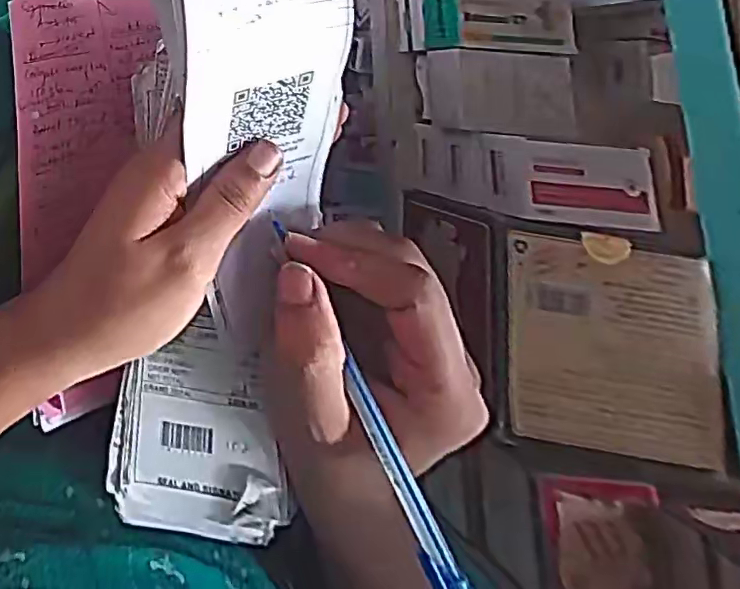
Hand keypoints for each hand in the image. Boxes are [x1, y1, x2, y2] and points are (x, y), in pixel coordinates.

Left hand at [23, 126, 280, 378]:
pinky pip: (192, 190)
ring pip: (202, 165)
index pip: (206, 115)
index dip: (250, 108)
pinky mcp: (148, 213)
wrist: (68, 334)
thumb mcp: (188, 257)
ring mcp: (146, 192)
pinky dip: (222, 194)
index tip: (296, 101)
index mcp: (156, 169)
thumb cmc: (121, 306)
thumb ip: (228, 203)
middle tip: (313, 136)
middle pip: (207, 137)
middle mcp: (148, 170)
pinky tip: (253, 205)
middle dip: (253, 137)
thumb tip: (266, 153)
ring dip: (241, 168)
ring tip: (298, 165)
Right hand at [265, 222, 487, 476]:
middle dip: (346, 247)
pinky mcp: (401, 327)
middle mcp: (451, 357)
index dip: (356, 262)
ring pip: (395, 262)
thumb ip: (307, 352)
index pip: (415, 294)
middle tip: (289, 248)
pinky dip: (337, 258)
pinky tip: (307, 269)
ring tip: (294, 258)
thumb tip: (297, 275)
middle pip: (410, 269)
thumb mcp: (311, 418)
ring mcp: (428, 339)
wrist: (342, 491)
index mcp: (447, 388)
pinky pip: (375, 271)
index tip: (299, 252)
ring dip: (341, 248)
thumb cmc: (333, 468)